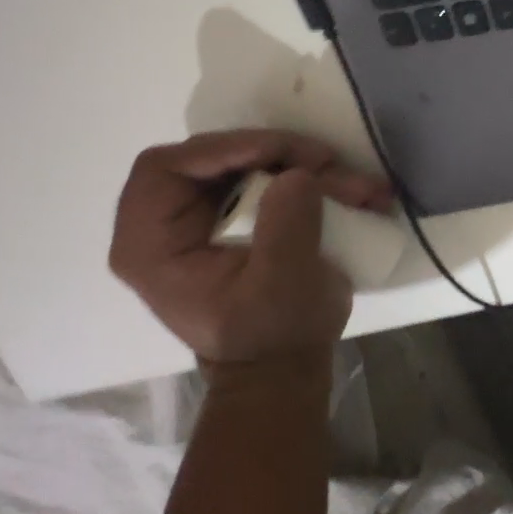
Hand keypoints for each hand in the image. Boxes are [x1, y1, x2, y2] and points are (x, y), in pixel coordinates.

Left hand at [109, 130, 393, 365]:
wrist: (283, 364)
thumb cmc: (272, 330)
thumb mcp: (282, 281)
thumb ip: (285, 226)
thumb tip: (297, 174)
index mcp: (153, 244)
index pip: (165, 169)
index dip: (221, 149)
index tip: (280, 153)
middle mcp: (171, 224)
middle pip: (214, 157)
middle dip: (277, 152)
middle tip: (328, 162)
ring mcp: (207, 219)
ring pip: (251, 163)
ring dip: (307, 166)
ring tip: (359, 185)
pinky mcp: (240, 218)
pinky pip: (272, 178)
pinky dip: (315, 178)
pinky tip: (355, 190)